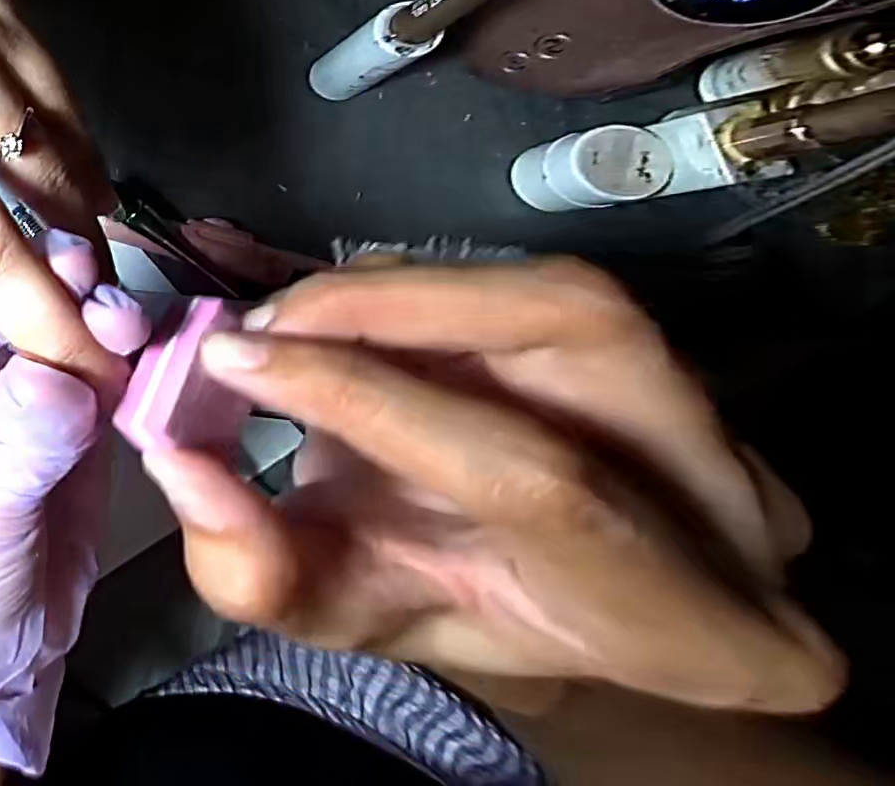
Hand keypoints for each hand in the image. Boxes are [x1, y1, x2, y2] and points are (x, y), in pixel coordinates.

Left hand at [0, 230, 150, 774]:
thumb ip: (15, 446)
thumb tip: (54, 383)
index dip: (21, 281)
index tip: (67, 278)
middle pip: (36, 307)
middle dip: (76, 296)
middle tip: (112, 309)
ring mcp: (44, 398)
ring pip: (84, 337)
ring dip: (114, 328)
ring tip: (135, 331)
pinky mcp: (88, 427)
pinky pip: (120, 382)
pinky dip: (143, 370)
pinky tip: (160, 363)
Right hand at [140, 259, 843, 713]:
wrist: (518, 587)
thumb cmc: (431, 611)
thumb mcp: (328, 611)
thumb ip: (248, 563)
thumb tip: (173, 458)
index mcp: (672, 620)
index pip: (528, 479)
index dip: (358, 398)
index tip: (228, 358)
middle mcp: (725, 497)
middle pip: (570, 333)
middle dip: (382, 306)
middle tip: (261, 320)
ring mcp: (699, 408)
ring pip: (544, 290)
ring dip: (386, 288)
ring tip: (287, 318)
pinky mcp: (639, 349)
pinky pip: (509, 279)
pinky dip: (398, 285)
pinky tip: (334, 317)